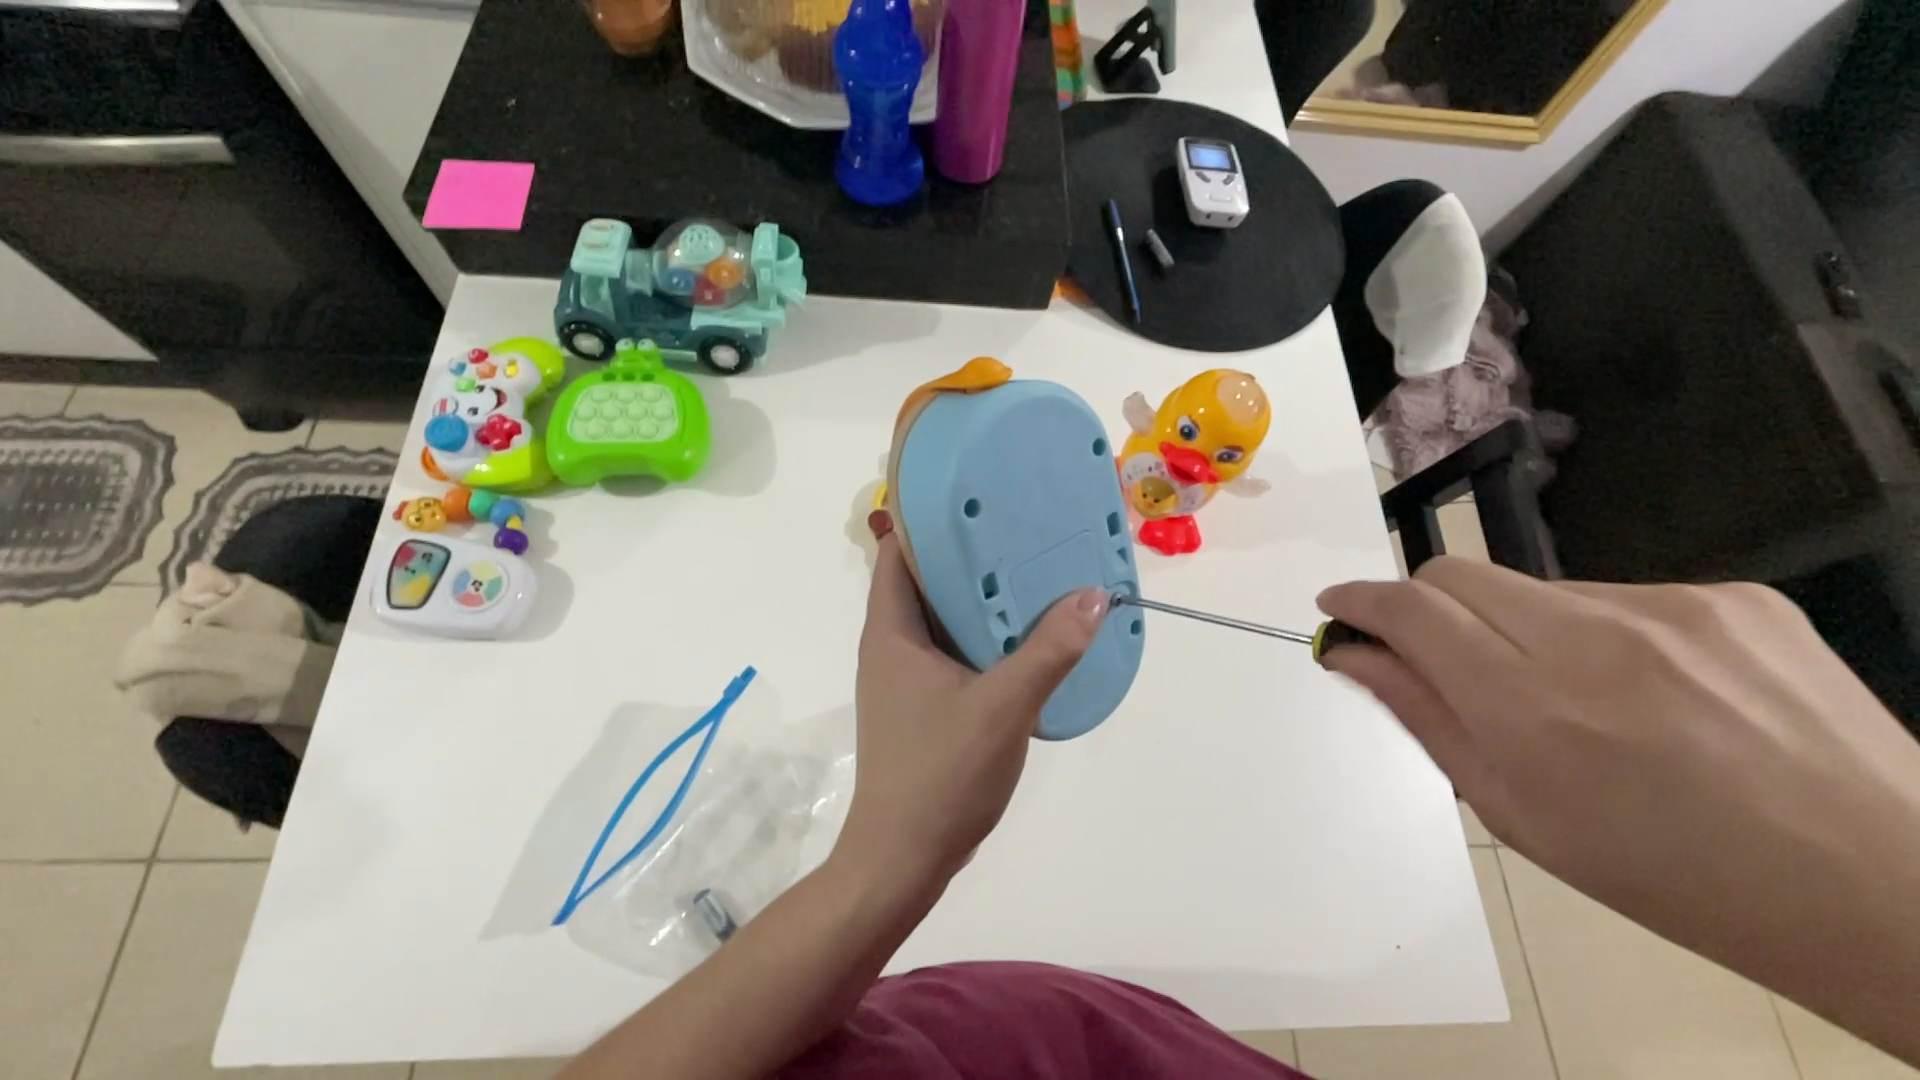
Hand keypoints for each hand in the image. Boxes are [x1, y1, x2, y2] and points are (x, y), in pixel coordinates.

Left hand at [836, 511, 1107, 893]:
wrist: (904, 857)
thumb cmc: (940, 773)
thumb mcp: (1003, 706)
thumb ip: (1050, 651)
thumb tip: (1094, 594)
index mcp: (891, 632)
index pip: (897, 554)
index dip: (930, 520)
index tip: (978, 497)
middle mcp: (890, 647)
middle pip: (924, 583)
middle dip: (970, 557)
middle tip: (1023, 530)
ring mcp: (905, 680)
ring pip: (942, 622)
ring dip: (982, 601)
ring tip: (1034, 574)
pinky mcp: (922, 707)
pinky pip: (953, 654)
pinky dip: (984, 640)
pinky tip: (1028, 639)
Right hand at [1317, 557, 1919, 1062]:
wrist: (1885, 886)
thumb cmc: (1674, 877)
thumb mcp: (1520, 816)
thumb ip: (1425, 719)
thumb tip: (1354, 657)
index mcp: (1534, 710)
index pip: (1412, 609)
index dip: (1360, 600)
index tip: (1337, 608)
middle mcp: (1595, 638)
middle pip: (1457, 574)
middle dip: (1424, 606)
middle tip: (1433, 657)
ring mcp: (1672, 608)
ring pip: (1535, 586)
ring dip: (1515, 626)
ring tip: (1568, 697)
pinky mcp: (1733, 596)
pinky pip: (1617, 595)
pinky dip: (1594, 631)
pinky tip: (1644, 690)